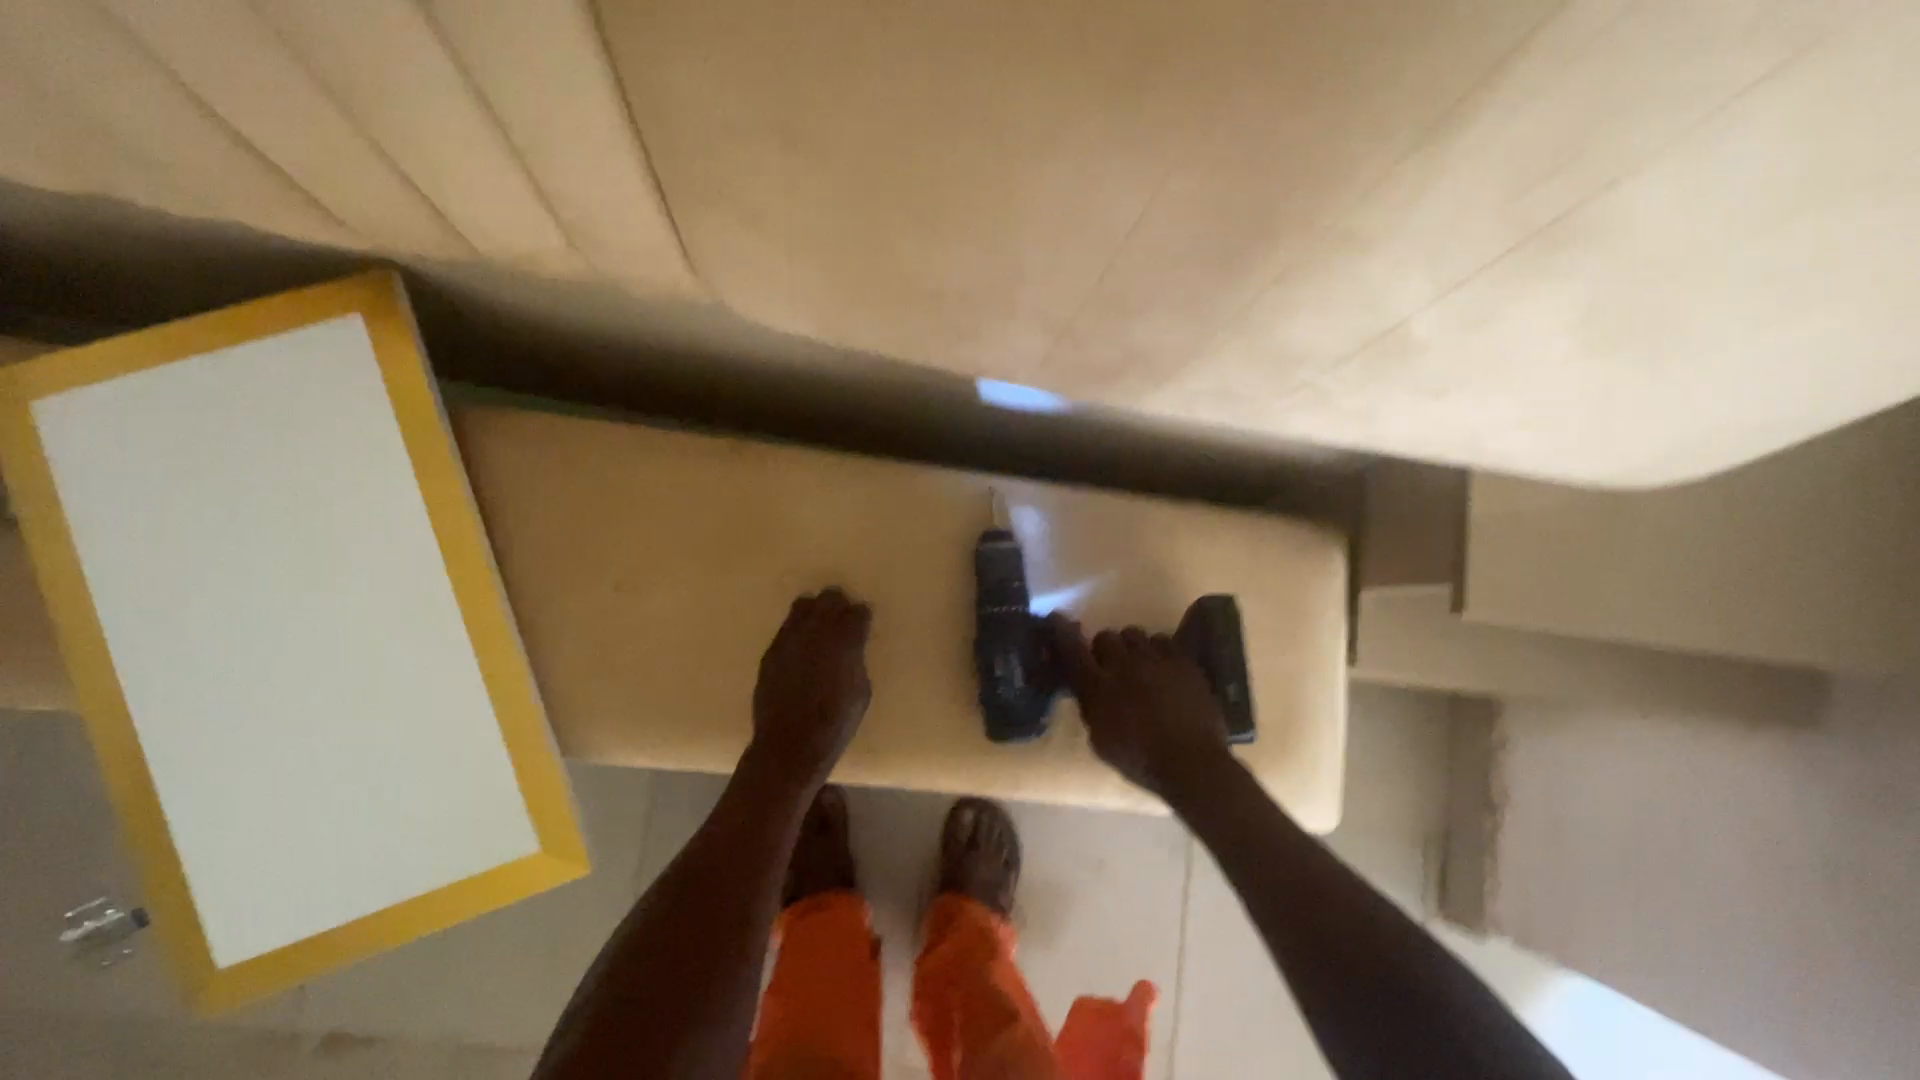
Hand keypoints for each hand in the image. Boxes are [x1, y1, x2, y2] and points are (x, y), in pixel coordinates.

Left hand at [747, 588, 872, 791]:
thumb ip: (857, 661)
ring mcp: (790, 638)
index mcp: (846, 640)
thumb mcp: (861, 691)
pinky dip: (797, 631)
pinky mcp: (771, 651)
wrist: (791, 744)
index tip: (863, 624)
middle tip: (843, 619)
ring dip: (815, 612)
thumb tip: (851, 651)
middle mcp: (817, 630)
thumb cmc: (836, 722)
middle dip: (839, 605)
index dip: (862, 616)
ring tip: (819, 628)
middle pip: (830, 598)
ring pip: (803, 605)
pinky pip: (786, 628)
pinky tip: (800, 648)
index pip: (858, 611)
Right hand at [1049, 614, 1232, 800]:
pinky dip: (1158, 650)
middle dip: (1105, 648)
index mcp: (1097, 687)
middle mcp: (1123, 665)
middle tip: (1112, 666)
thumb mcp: (1100, 741)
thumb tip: (1087, 689)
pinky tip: (1164, 668)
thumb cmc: (1140, 759)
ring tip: (1141, 665)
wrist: (1191, 762)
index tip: (1057, 619)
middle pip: (1106, 636)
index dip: (1062, 632)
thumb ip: (1090, 708)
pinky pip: (1162, 640)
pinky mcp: (1182, 660)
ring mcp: (1154, 659)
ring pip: (1134, 634)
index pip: (1072, 649)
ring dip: (1132, 648)